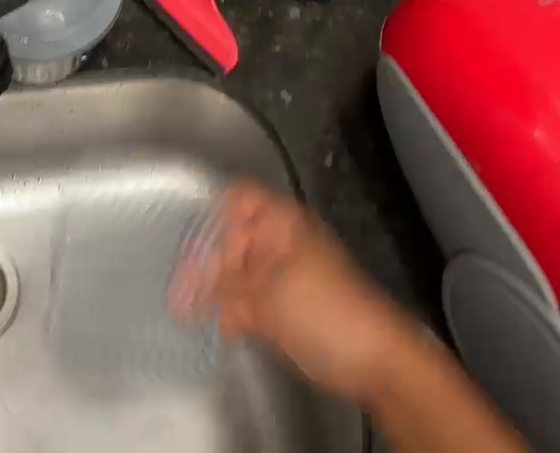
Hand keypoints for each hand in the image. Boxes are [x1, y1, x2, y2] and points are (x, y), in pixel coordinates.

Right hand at [170, 180, 425, 406]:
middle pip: (233, 236)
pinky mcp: (287, 302)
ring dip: (215, 289)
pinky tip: (218, 324)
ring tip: (189, 308)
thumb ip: (222, 286)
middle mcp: (282, 239)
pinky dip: (232, 308)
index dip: (211, 218)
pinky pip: (250, 297)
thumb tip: (186, 287)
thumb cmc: (330, 312)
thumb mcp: (264, 295)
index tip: (190, 245)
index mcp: (281, 221)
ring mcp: (285, 271)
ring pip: (238, 270)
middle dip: (206, 260)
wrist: (377, 359)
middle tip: (182, 287)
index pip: (235, 199)